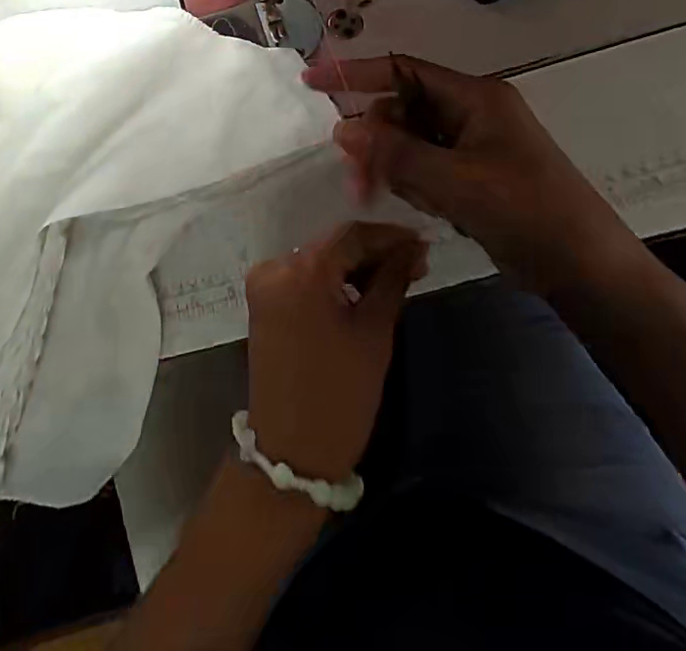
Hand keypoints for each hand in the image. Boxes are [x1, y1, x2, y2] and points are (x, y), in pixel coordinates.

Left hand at [243, 221, 428, 482]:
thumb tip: (416, 247)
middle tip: (417, 264)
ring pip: (318, 259)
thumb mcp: (375, 332)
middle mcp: (275, 267)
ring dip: (355, 265)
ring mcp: (263, 285)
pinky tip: (363, 291)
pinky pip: (303, 278)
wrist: (291, 451)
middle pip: (333, 244)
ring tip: (397, 279)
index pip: (352, 234)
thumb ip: (393, 279)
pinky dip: (332, 280)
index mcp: (301, 270)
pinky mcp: (262, 303)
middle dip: (374, 251)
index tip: (424, 243)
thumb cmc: (340, 393)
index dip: (391, 235)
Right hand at [302, 55, 646, 290]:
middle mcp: (469, 114)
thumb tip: (342, 128)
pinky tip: (439, 211)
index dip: (356, 73)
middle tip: (361, 184)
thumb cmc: (525, 210)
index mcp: (474, 97)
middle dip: (378, 146)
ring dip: (399, 172)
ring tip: (427, 203)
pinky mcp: (469, 176)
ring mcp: (470, 146)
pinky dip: (419, 188)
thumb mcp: (455, 180)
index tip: (312, 80)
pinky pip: (425, 171)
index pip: (403, 72)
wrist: (580, 263)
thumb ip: (396, 153)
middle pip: (400, 114)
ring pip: (409, 146)